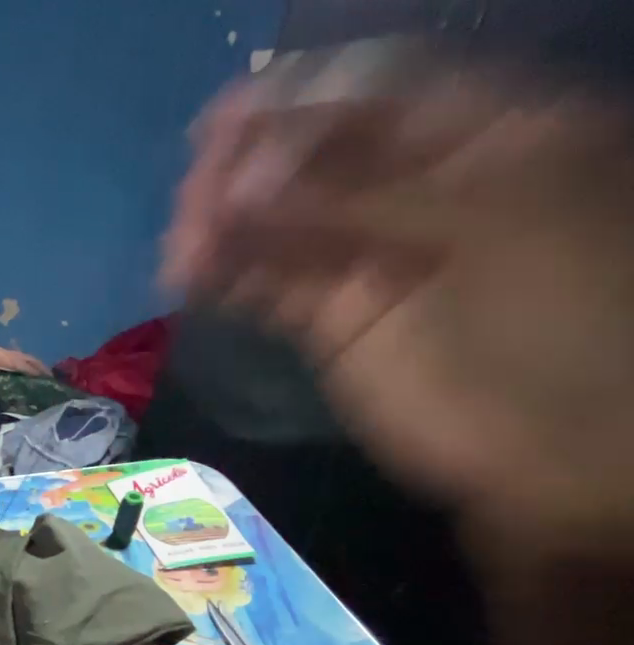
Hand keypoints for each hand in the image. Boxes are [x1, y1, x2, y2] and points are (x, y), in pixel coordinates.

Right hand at [164, 52, 633, 549]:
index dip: (299, 105)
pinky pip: (264, 281)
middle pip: (313, 159)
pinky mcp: (327, 315)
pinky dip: (223, 274)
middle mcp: (420, 190)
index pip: (379, 101)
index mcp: (487, 146)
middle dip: (247, 172)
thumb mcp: (482, 229)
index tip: (219, 123)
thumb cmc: (557, 323)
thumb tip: (241, 188)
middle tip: (192, 201)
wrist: (555, 449)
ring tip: (180, 251)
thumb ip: (360, 201)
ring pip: (277, 221)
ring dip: (221, 227)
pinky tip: (186, 275)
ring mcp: (368, 255)